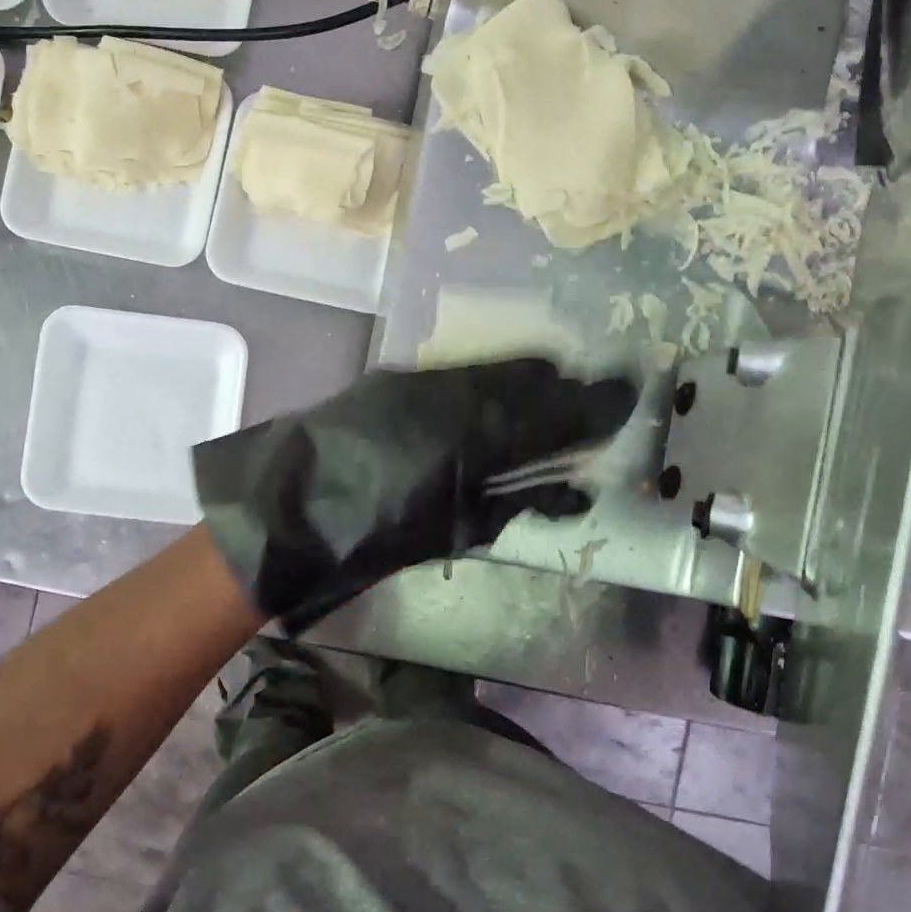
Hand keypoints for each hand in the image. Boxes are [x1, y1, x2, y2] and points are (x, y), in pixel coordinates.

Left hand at [193, 357, 638, 634]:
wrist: (282, 513)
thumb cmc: (369, 540)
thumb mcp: (450, 533)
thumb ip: (514, 505)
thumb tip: (573, 493)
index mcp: (471, 443)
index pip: (551, 417)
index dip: (593, 410)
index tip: (628, 399)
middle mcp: (451, 398)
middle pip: (527, 383)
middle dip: (566, 390)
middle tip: (597, 395)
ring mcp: (418, 382)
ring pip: (493, 371)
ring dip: (528, 380)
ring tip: (556, 384)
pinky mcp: (392, 379)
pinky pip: (458, 371)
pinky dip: (489, 379)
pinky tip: (498, 387)